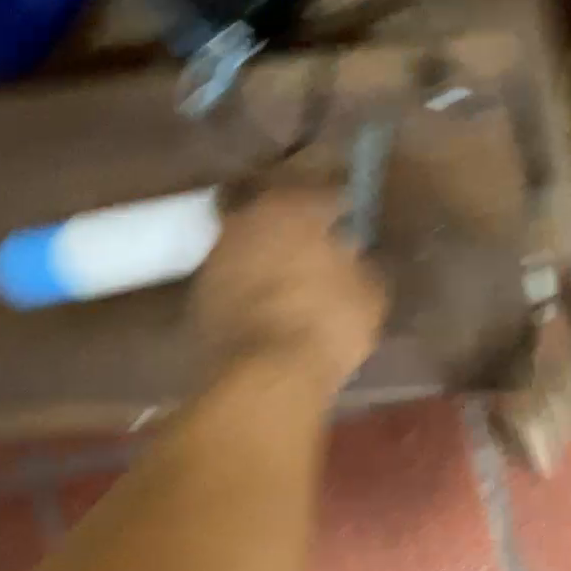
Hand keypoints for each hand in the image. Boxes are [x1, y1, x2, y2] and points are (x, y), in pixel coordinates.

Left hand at [192, 184, 387, 388]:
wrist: (265, 375)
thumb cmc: (327, 324)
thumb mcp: (370, 296)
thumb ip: (365, 266)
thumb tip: (360, 257)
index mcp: (291, 208)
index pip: (325, 195)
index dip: (346, 210)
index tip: (359, 223)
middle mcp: (246, 219)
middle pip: (281, 218)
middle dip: (303, 234)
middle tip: (327, 254)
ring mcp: (216, 256)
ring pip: (256, 248)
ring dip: (275, 261)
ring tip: (300, 287)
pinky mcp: (200, 294)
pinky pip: (239, 282)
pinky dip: (256, 290)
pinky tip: (276, 312)